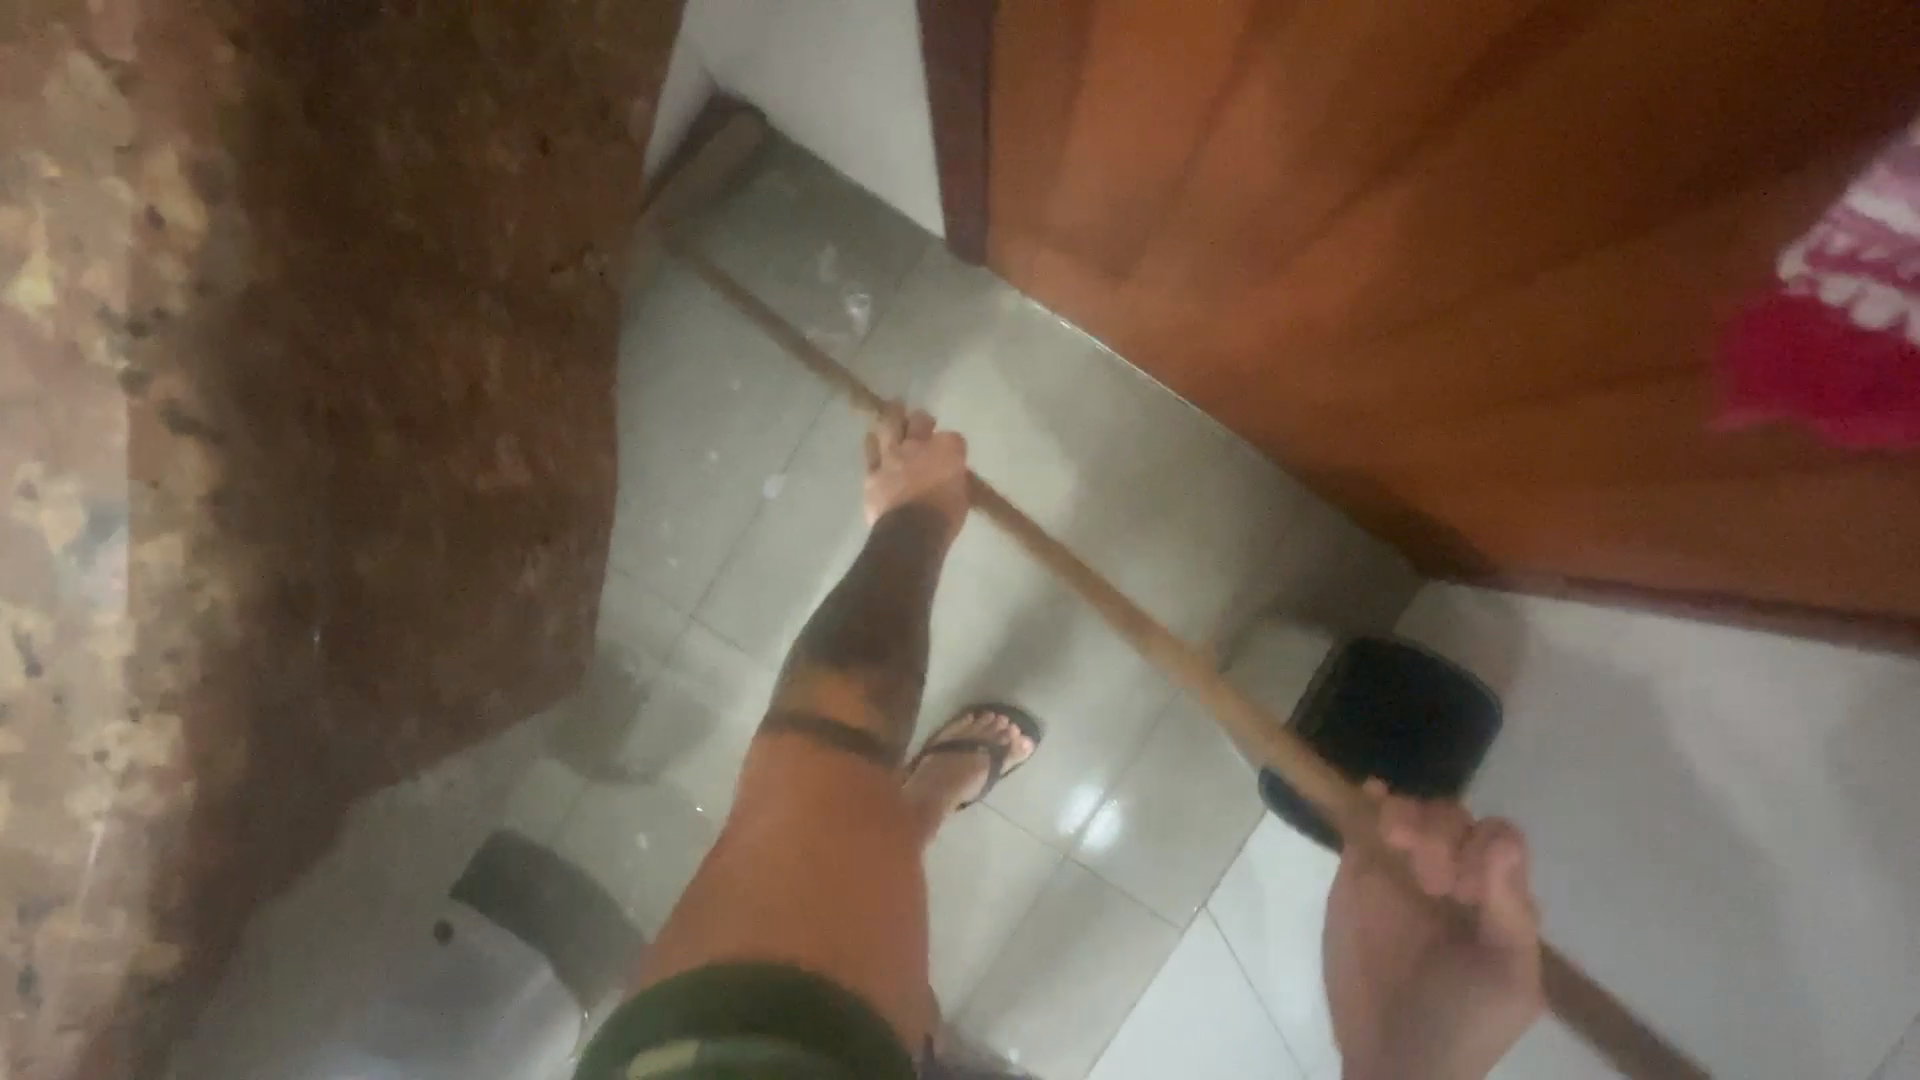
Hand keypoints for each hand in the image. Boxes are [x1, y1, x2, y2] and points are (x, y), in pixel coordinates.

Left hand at [862, 403, 968, 540]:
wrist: (910, 533)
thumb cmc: (944, 518)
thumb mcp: (962, 497)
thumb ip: (955, 480)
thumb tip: (951, 477)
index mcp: (948, 450)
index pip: (954, 437)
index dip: (953, 445)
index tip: (953, 454)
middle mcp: (919, 445)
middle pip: (920, 419)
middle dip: (923, 419)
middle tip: (923, 421)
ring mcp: (893, 455)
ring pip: (890, 424)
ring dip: (893, 417)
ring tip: (894, 410)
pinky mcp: (873, 471)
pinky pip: (870, 450)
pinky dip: (872, 444)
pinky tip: (872, 439)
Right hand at [1325, 781, 1543, 1079]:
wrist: (1392, 1055)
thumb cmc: (1462, 1024)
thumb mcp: (1506, 980)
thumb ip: (1509, 913)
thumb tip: (1502, 839)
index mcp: (1495, 901)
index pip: (1498, 840)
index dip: (1481, 848)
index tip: (1462, 889)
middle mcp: (1450, 877)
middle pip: (1451, 818)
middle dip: (1440, 833)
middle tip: (1428, 881)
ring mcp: (1400, 872)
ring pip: (1408, 812)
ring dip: (1405, 813)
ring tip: (1393, 842)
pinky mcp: (1357, 872)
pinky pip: (1363, 823)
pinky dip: (1369, 801)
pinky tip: (1369, 796)